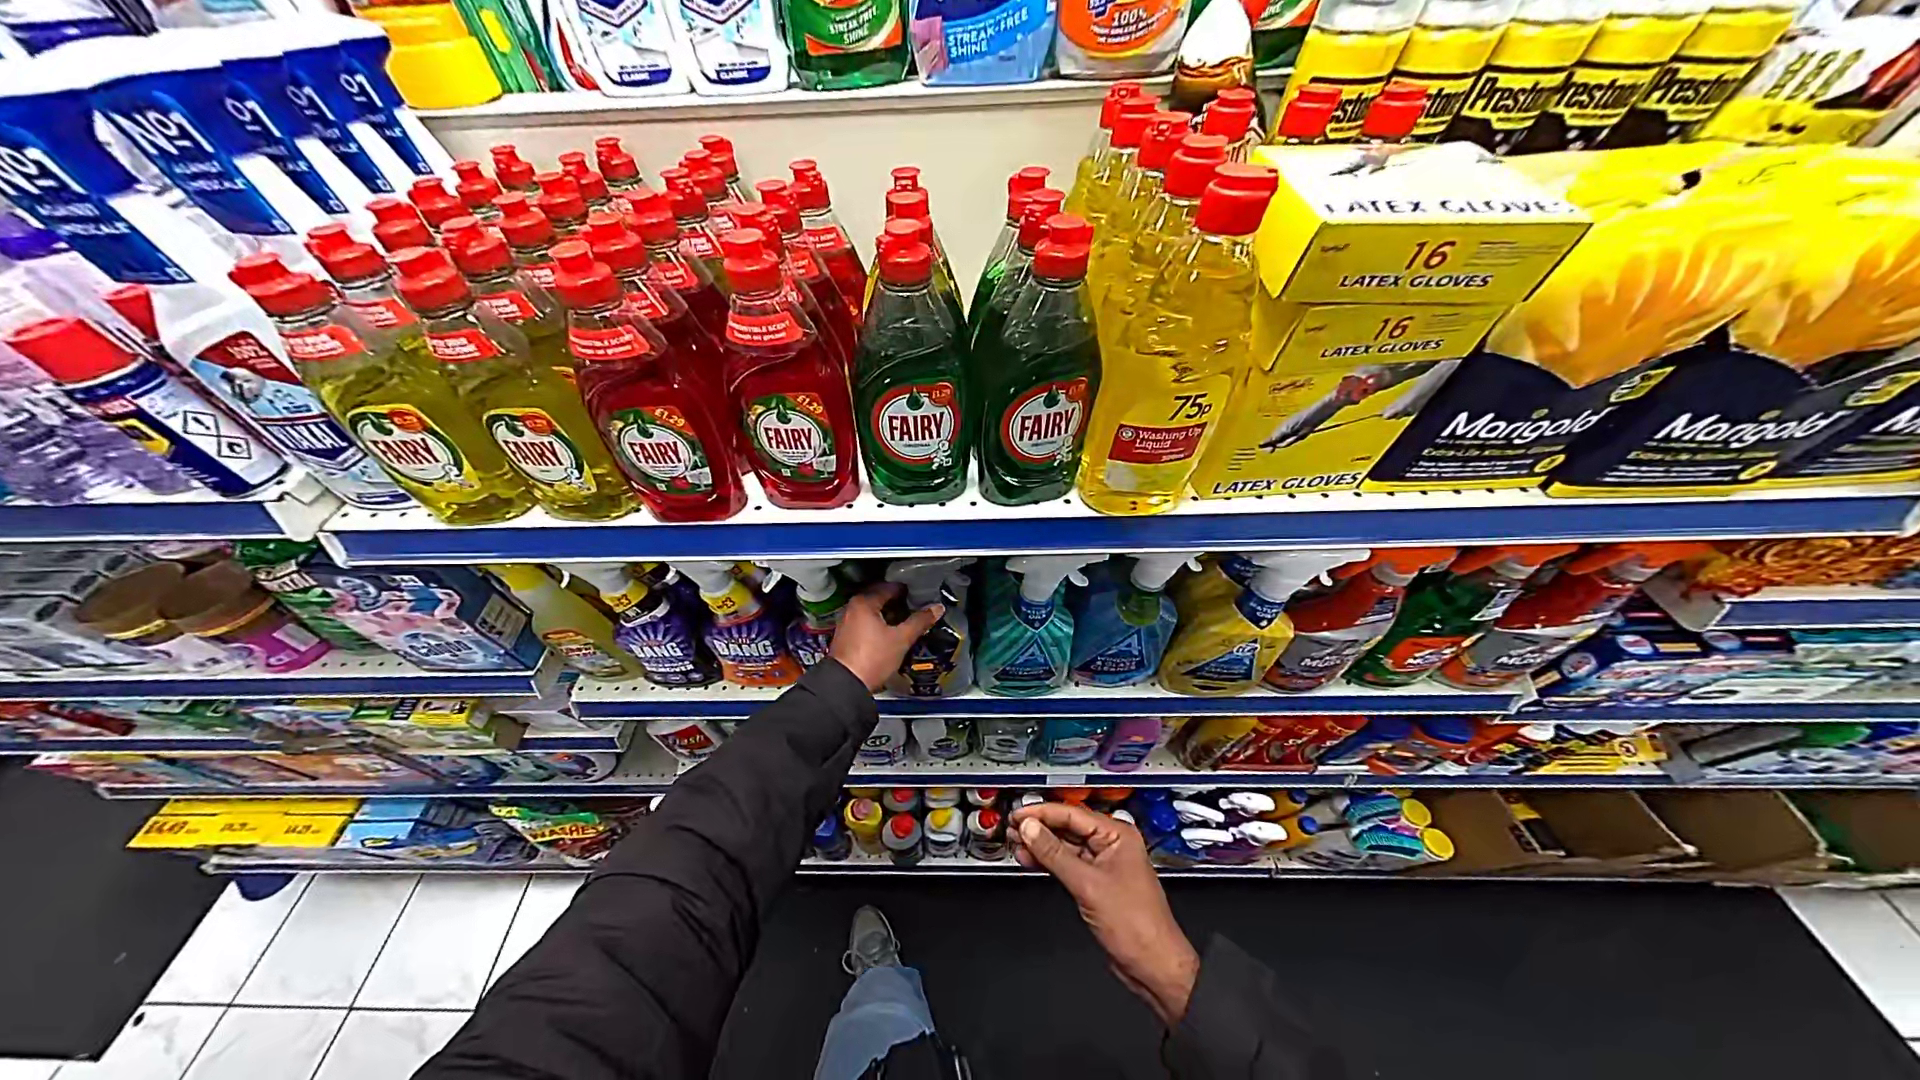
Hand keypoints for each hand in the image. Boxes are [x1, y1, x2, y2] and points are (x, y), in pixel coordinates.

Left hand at [827, 583, 943, 691]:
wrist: (846, 685)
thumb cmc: (873, 658)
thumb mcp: (901, 639)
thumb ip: (919, 621)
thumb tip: (937, 608)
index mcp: (864, 602)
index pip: (888, 587)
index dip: (906, 590)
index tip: (919, 595)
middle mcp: (852, 608)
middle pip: (878, 597)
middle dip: (896, 601)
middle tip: (914, 607)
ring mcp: (846, 622)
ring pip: (871, 611)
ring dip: (887, 613)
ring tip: (905, 620)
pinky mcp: (845, 636)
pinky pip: (864, 622)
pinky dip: (878, 623)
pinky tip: (889, 633)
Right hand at [1010, 802, 1200, 1028]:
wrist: (1153, 965)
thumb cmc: (1139, 927)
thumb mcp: (1088, 884)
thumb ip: (1055, 854)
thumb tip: (1032, 830)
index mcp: (1118, 835)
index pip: (1072, 813)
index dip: (1042, 813)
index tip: (1019, 815)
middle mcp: (1112, 845)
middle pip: (1067, 826)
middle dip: (1039, 828)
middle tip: (1013, 828)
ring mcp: (1103, 864)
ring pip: (1065, 845)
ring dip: (1040, 845)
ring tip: (1017, 842)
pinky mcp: (1096, 882)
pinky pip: (1067, 863)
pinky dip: (1048, 861)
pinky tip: (1031, 859)